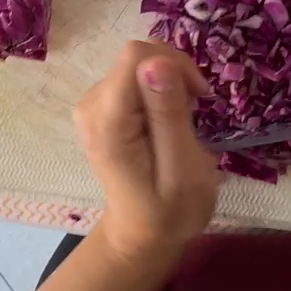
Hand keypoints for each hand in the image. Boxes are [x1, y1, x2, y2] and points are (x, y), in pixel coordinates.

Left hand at [73, 41, 221, 268]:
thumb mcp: (183, 169)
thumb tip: (157, 62)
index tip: (199, 97)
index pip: (137, 56)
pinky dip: (159, 90)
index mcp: (108, 121)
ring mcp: (92, 103)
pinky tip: (166, 121)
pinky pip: (134, 76)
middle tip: (193, 114)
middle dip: (174, 75)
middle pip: (138, 57)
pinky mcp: (100, 103)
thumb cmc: (170, 210)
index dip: (175, 65)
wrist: (141, 234)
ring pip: (138, 64)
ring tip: (180, 123)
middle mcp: (90, 104)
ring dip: (169, 84)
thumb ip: (169, 114)